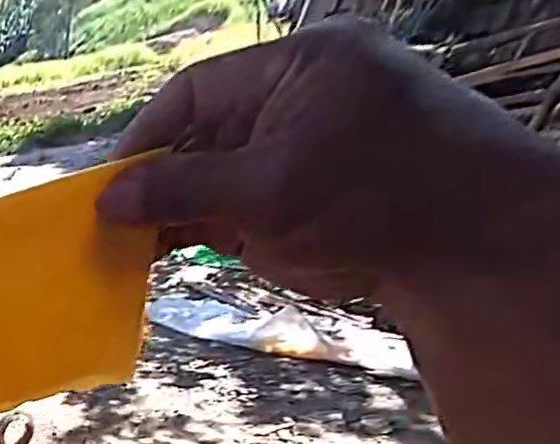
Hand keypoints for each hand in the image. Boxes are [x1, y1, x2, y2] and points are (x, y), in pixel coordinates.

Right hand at [97, 18, 559, 298]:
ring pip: (194, 182)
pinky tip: (146, 256)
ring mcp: (273, 162)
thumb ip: (184, 189)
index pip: (193, 93)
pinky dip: (178, 234)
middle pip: (188, 139)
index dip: (144, 137)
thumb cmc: (373, 193)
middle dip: (146, 182)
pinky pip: (208, 215)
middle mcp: (278, 110)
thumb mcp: (269, 186)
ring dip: (157, 214)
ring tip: (117, 246)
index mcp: (291, 72)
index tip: (107, 186)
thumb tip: (108, 200)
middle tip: (105, 224)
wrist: (454, 247)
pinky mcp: (270, 208)